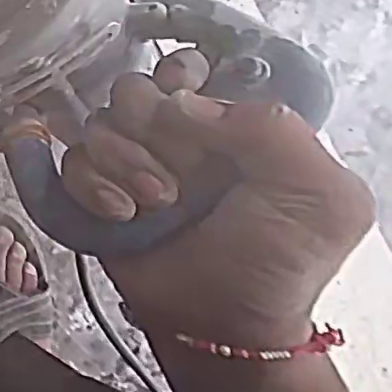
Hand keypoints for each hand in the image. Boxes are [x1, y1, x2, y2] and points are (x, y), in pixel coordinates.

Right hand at [60, 51, 374, 352]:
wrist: (217, 321)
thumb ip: (275, 132)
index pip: (188, 70)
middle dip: (147, 131)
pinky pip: (71, 163)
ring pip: (96, 128)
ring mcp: (129, 163)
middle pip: (131, 93)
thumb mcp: (320, 197)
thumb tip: (181, 102)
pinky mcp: (93, 190)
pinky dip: (92, 187)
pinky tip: (122, 215)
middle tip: (174, 177)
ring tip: (154, 206)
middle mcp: (175, 138)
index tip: (180, 106)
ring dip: (122, 165)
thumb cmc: (276, 261)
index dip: (178, 76)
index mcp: (230, 128)